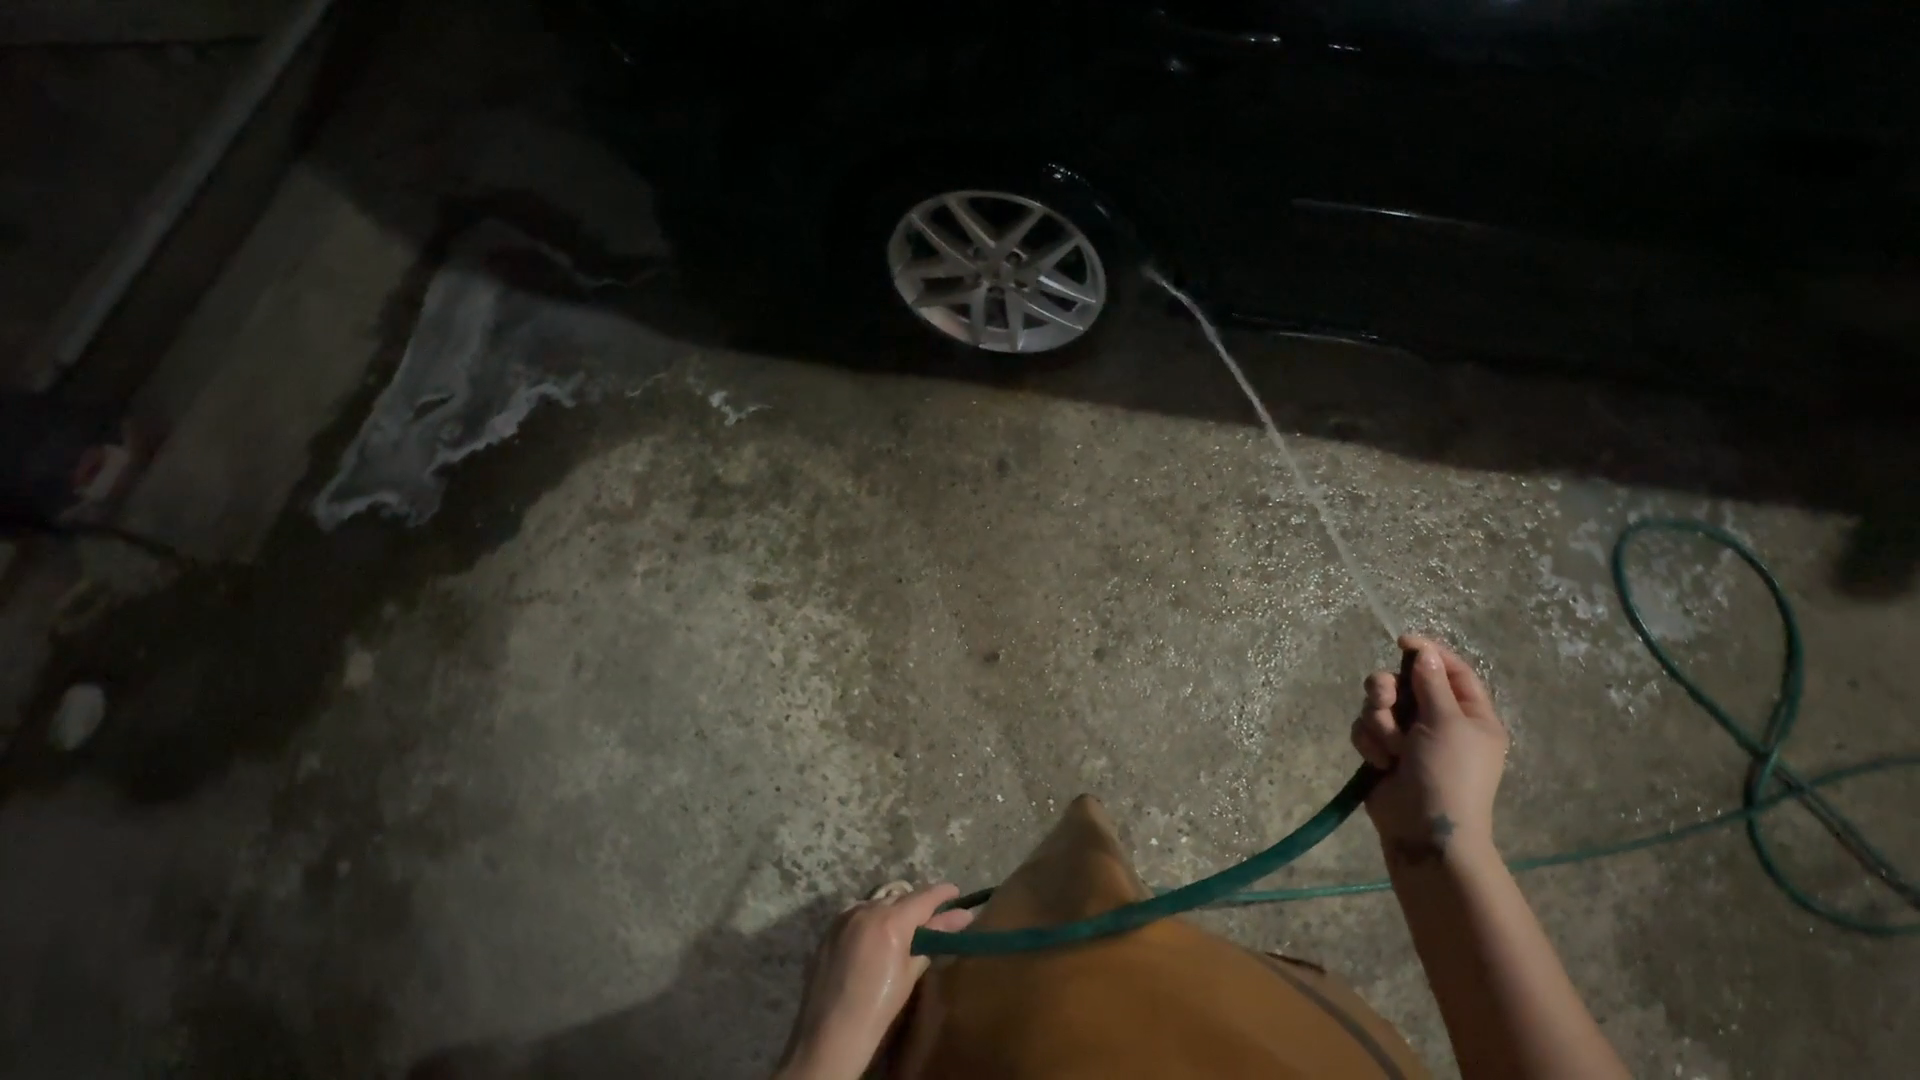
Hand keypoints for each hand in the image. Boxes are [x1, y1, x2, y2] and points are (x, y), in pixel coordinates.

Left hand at [776, 882, 975, 1079]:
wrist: (833, 1030)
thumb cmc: (881, 1006)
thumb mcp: (911, 971)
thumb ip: (933, 938)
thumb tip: (961, 918)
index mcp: (891, 921)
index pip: (924, 897)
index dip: (942, 893)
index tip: (956, 892)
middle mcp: (867, 909)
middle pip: (901, 897)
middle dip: (918, 905)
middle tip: (934, 918)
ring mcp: (846, 916)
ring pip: (878, 902)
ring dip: (894, 910)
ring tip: (905, 929)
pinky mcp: (831, 927)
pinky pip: (858, 912)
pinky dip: (872, 917)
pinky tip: (877, 936)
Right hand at [1351, 635, 1508, 867]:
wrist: (1424, 829)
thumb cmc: (1448, 774)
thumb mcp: (1447, 724)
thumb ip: (1432, 684)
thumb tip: (1425, 652)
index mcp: (1471, 715)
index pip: (1452, 671)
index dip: (1428, 653)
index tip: (1402, 641)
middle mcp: (1440, 722)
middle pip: (1406, 683)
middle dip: (1389, 691)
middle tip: (1386, 701)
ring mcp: (1410, 738)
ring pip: (1379, 704)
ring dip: (1379, 722)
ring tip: (1388, 746)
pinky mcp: (1383, 752)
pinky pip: (1365, 729)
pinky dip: (1369, 742)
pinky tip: (1378, 762)